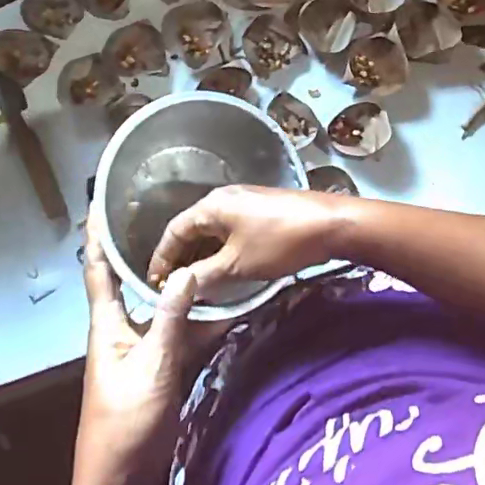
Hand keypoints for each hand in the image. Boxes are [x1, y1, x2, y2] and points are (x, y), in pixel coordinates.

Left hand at [72, 215, 214, 484]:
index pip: (97, 266)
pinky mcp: (155, 369)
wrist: (119, 479)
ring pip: (157, 306)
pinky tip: (221, 311)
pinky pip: (175, 334)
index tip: (99, 201)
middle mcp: (119, 327)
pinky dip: (194, 321)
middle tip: (163, 219)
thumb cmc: (125, 420)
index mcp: (106, 321)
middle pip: (128, 280)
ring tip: (201, 257)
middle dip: (141, 250)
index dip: (96, 234)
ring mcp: (138, 348)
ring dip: (175, 286)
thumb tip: (185, 272)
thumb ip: (170, 320)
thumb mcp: (153, 365)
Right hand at [147, 185, 348, 289]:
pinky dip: (219, 248)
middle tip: (172, 284)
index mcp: (210, 206)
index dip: (161, 256)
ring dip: (200, 254)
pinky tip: (223, 266)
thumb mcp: (239, 265)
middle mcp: (221, 198)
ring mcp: (242, 201)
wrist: (332, 224)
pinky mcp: (259, 208)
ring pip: (211, 230)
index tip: (152, 281)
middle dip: (180, 257)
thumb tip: (179, 286)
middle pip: (191, 228)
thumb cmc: (280, 242)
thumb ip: (205, 276)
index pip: (174, 230)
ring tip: (195, 280)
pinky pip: (227, 229)